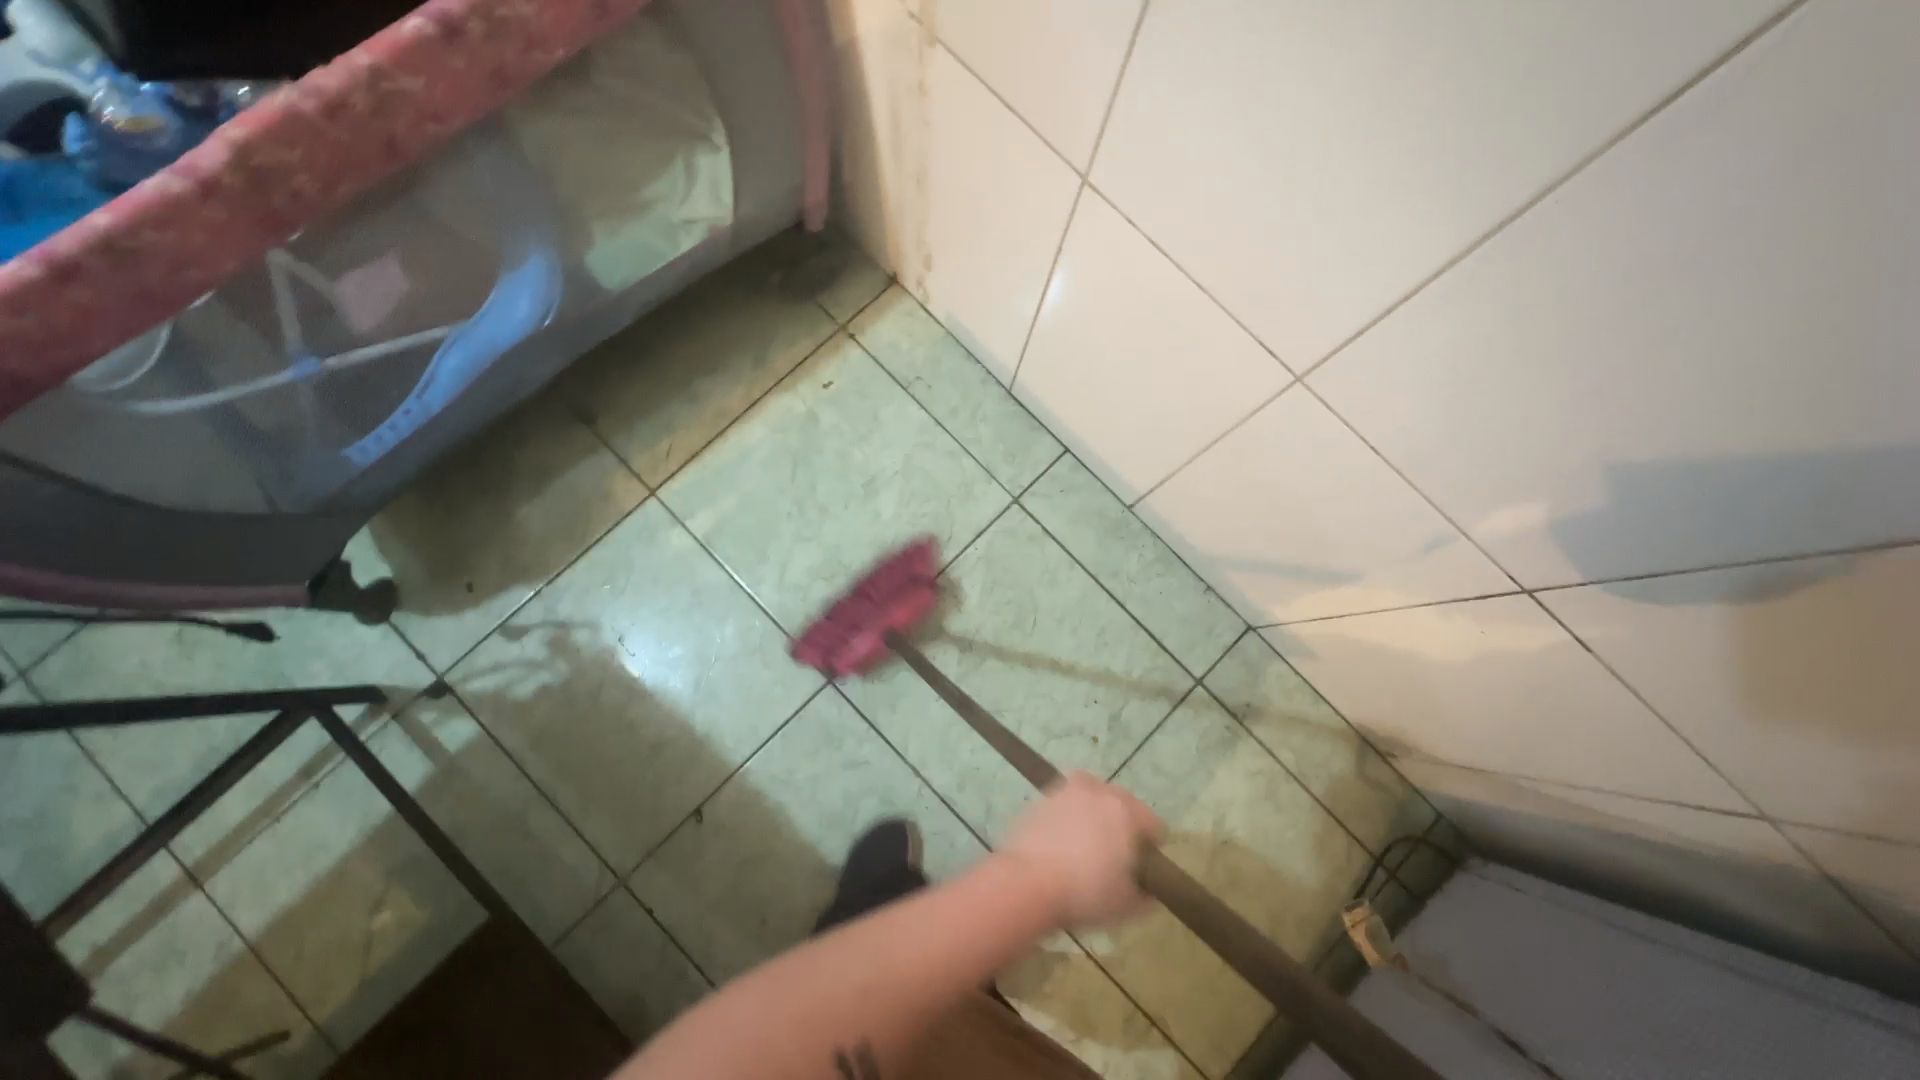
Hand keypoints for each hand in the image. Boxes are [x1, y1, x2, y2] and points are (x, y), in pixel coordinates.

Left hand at [998, 771, 1164, 928]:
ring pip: (1091, 799)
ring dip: (1094, 816)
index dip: (1151, 850)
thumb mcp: (1126, 906)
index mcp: (1127, 812)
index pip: (1155, 825)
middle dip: (1122, 827)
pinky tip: (1059, 844)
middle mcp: (1100, 791)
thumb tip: (1147, 888)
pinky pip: (1064, 805)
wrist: (1024, 882)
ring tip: (1084, 848)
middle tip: (1113, 859)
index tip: (1142, 870)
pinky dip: (1067, 818)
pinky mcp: (1041, 798)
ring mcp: (1067, 790)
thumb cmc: (1084, 893)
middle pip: (1123, 805)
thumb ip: (1146, 894)